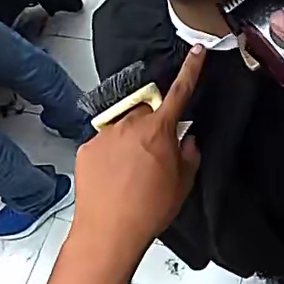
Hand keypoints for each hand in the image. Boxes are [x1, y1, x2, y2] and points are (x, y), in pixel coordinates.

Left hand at [71, 45, 205, 249]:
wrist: (110, 232)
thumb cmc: (148, 209)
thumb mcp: (183, 182)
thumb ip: (189, 154)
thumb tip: (188, 141)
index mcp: (159, 130)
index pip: (180, 91)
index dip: (191, 69)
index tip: (196, 51)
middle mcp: (130, 126)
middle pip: (147, 111)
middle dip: (154, 124)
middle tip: (157, 152)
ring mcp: (105, 136)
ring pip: (125, 126)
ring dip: (132, 141)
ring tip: (133, 172)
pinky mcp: (87, 149)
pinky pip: (106, 142)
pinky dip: (113, 154)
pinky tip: (117, 177)